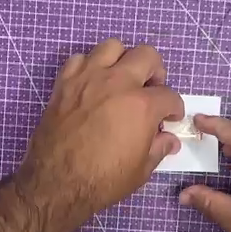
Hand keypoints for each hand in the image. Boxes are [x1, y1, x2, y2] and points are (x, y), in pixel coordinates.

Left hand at [16, 38, 184, 230]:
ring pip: (112, 47)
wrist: (56, 184)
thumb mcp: (141, 171)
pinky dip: (88, 67)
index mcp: (142, 105)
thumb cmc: (102, 181)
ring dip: (122, 60)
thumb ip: (158, 148)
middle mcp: (117, 82)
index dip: (174, 109)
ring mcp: (88, 78)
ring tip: (121, 80)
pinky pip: (79, 59)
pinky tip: (92, 84)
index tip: (169, 118)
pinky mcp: (65, 83)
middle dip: (156, 72)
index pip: (169, 96)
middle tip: (151, 90)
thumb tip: (168, 139)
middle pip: (146, 55)